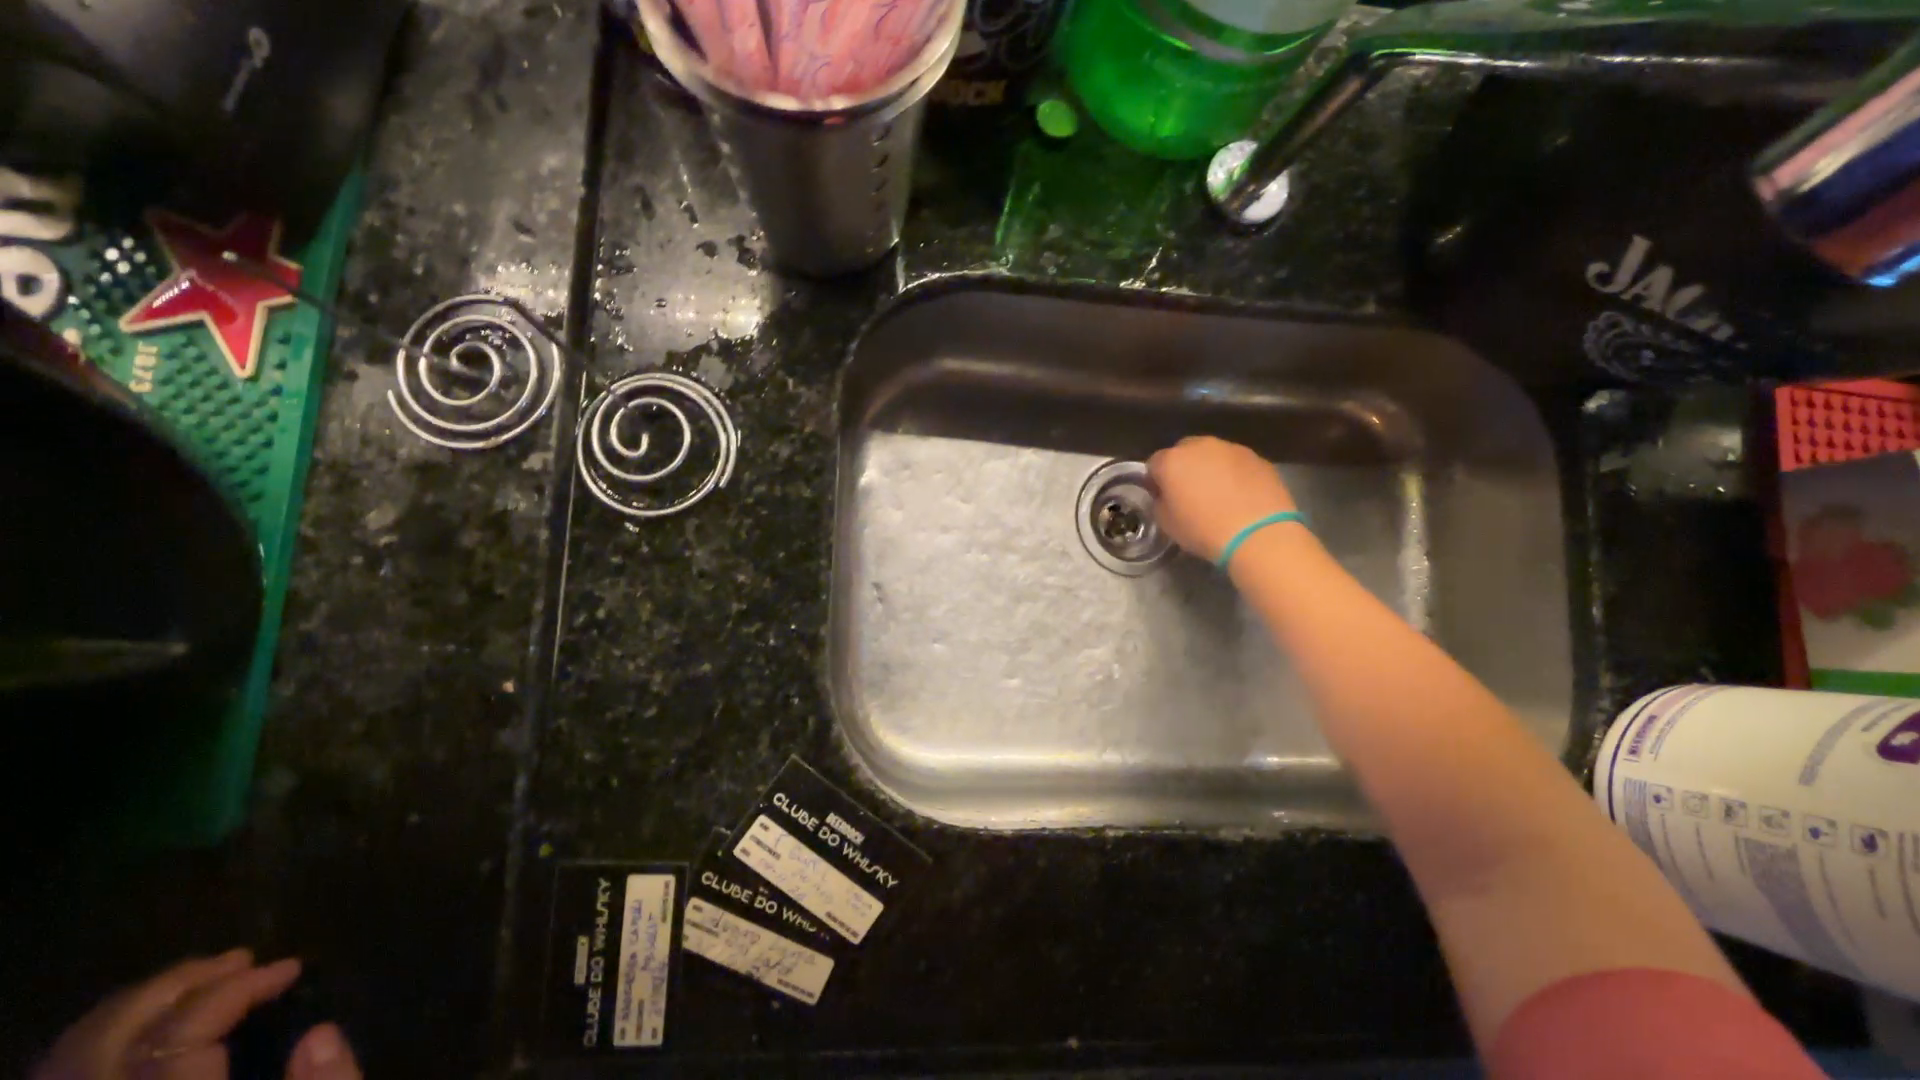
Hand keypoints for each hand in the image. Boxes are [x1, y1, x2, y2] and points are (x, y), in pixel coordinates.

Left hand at [32, 949, 360, 1079]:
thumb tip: (322, 1033)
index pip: (183, 1032)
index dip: (237, 990)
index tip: (290, 969)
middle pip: (115, 1036)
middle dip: (181, 984)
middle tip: (242, 958)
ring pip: (76, 1051)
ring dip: (140, 1003)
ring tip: (200, 980)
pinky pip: (62, 1069)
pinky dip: (104, 1036)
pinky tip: (147, 1024)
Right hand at [1148, 436, 1297, 561]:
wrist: (1259, 534)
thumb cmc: (1205, 530)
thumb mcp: (1167, 524)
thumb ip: (1161, 502)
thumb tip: (1166, 495)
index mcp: (1172, 461)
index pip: (1154, 464)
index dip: (1157, 481)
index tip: (1163, 498)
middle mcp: (1200, 446)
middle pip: (1185, 452)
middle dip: (1185, 468)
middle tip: (1191, 494)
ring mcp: (1232, 449)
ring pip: (1214, 455)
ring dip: (1212, 469)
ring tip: (1220, 496)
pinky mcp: (1258, 458)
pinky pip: (1238, 464)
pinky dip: (1236, 475)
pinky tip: (1242, 497)